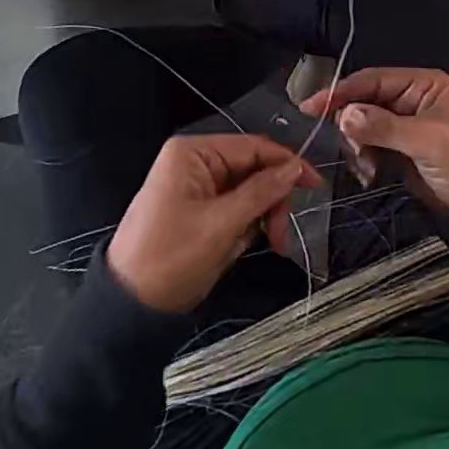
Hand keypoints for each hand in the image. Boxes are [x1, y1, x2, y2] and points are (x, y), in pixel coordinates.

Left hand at [106, 134, 323, 312]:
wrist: (131, 302)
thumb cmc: (171, 257)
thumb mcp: (221, 224)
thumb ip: (261, 193)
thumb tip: (295, 168)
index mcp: (193, 152)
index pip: (251, 146)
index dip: (286, 163)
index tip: (317, 185)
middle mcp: (194, 161)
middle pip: (252, 168)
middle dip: (272, 199)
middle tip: (280, 236)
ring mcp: (195, 185)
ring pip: (247, 191)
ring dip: (260, 217)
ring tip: (266, 246)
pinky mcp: (197, 209)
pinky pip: (233, 208)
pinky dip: (244, 226)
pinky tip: (239, 246)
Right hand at [299, 67, 448, 210]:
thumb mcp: (428, 141)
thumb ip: (385, 126)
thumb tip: (344, 115)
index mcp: (420, 84)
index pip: (371, 80)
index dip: (341, 91)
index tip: (311, 107)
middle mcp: (406, 98)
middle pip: (360, 101)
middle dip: (350, 124)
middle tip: (351, 148)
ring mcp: (399, 123)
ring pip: (358, 124)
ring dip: (355, 144)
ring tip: (366, 165)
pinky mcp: (393, 147)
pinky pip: (363, 144)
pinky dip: (360, 157)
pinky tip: (369, 172)